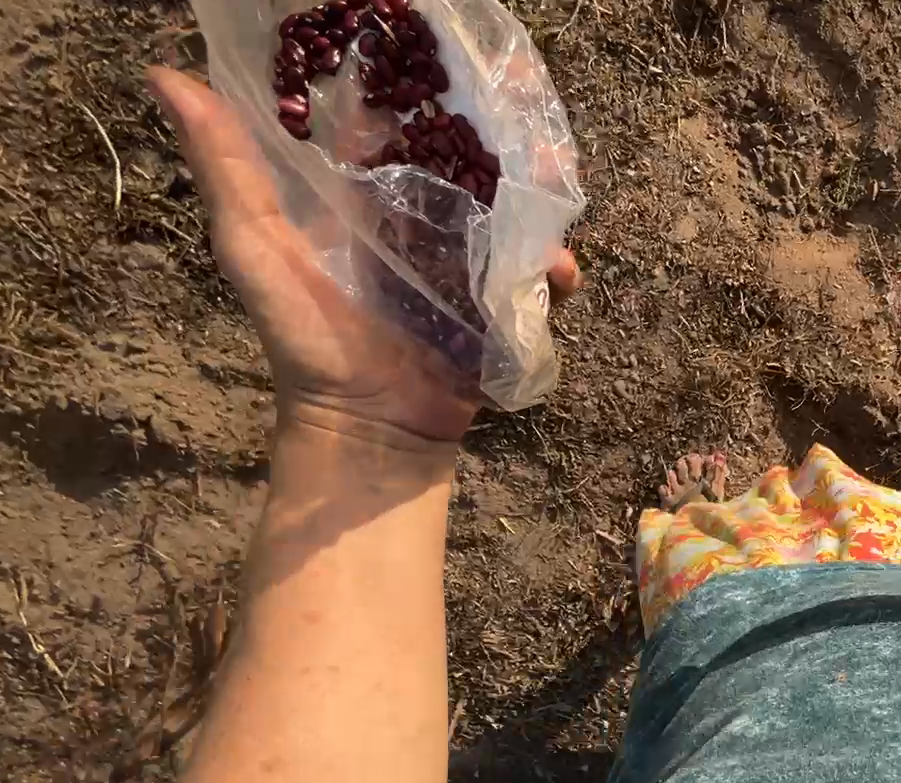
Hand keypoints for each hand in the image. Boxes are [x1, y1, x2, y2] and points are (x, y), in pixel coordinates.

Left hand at [146, 67, 580, 450]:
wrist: (374, 424)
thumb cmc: (308, 340)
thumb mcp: (257, 250)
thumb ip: (229, 173)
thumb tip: (166, 74)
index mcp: (367, 207)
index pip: (394, 140)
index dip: (415, 102)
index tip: (440, 67)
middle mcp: (426, 233)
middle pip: (469, 177)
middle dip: (501, 149)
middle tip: (528, 122)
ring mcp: (471, 274)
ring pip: (513, 226)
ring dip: (539, 204)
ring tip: (557, 180)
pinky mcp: (504, 314)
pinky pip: (538, 287)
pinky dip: (555, 276)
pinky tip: (560, 267)